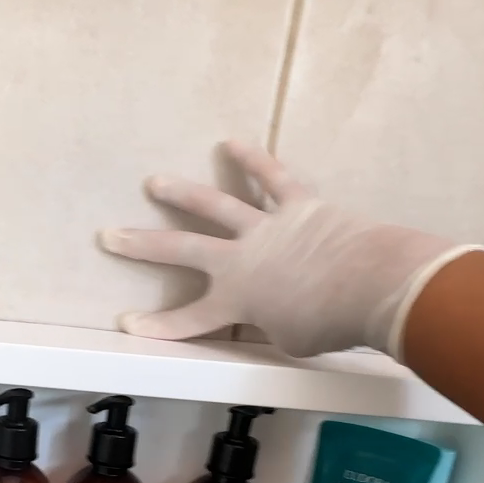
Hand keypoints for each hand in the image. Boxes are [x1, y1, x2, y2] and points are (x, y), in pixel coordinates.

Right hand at [99, 140, 480, 358]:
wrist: (372, 286)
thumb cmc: (330, 324)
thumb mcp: (290, 339)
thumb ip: (272, 323)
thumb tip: (277, 310)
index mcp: (236, 300)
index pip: (188, 320)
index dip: (156, 325)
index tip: (128, 323)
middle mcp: (241, 259)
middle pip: (183, 250)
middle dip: (143, 244)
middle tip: (111, 234)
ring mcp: (267, 227)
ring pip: (216, 205)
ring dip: (183, 193)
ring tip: (156, 182)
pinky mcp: (299, 204)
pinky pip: (273, 176)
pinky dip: (253, 159)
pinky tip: (232, 143)